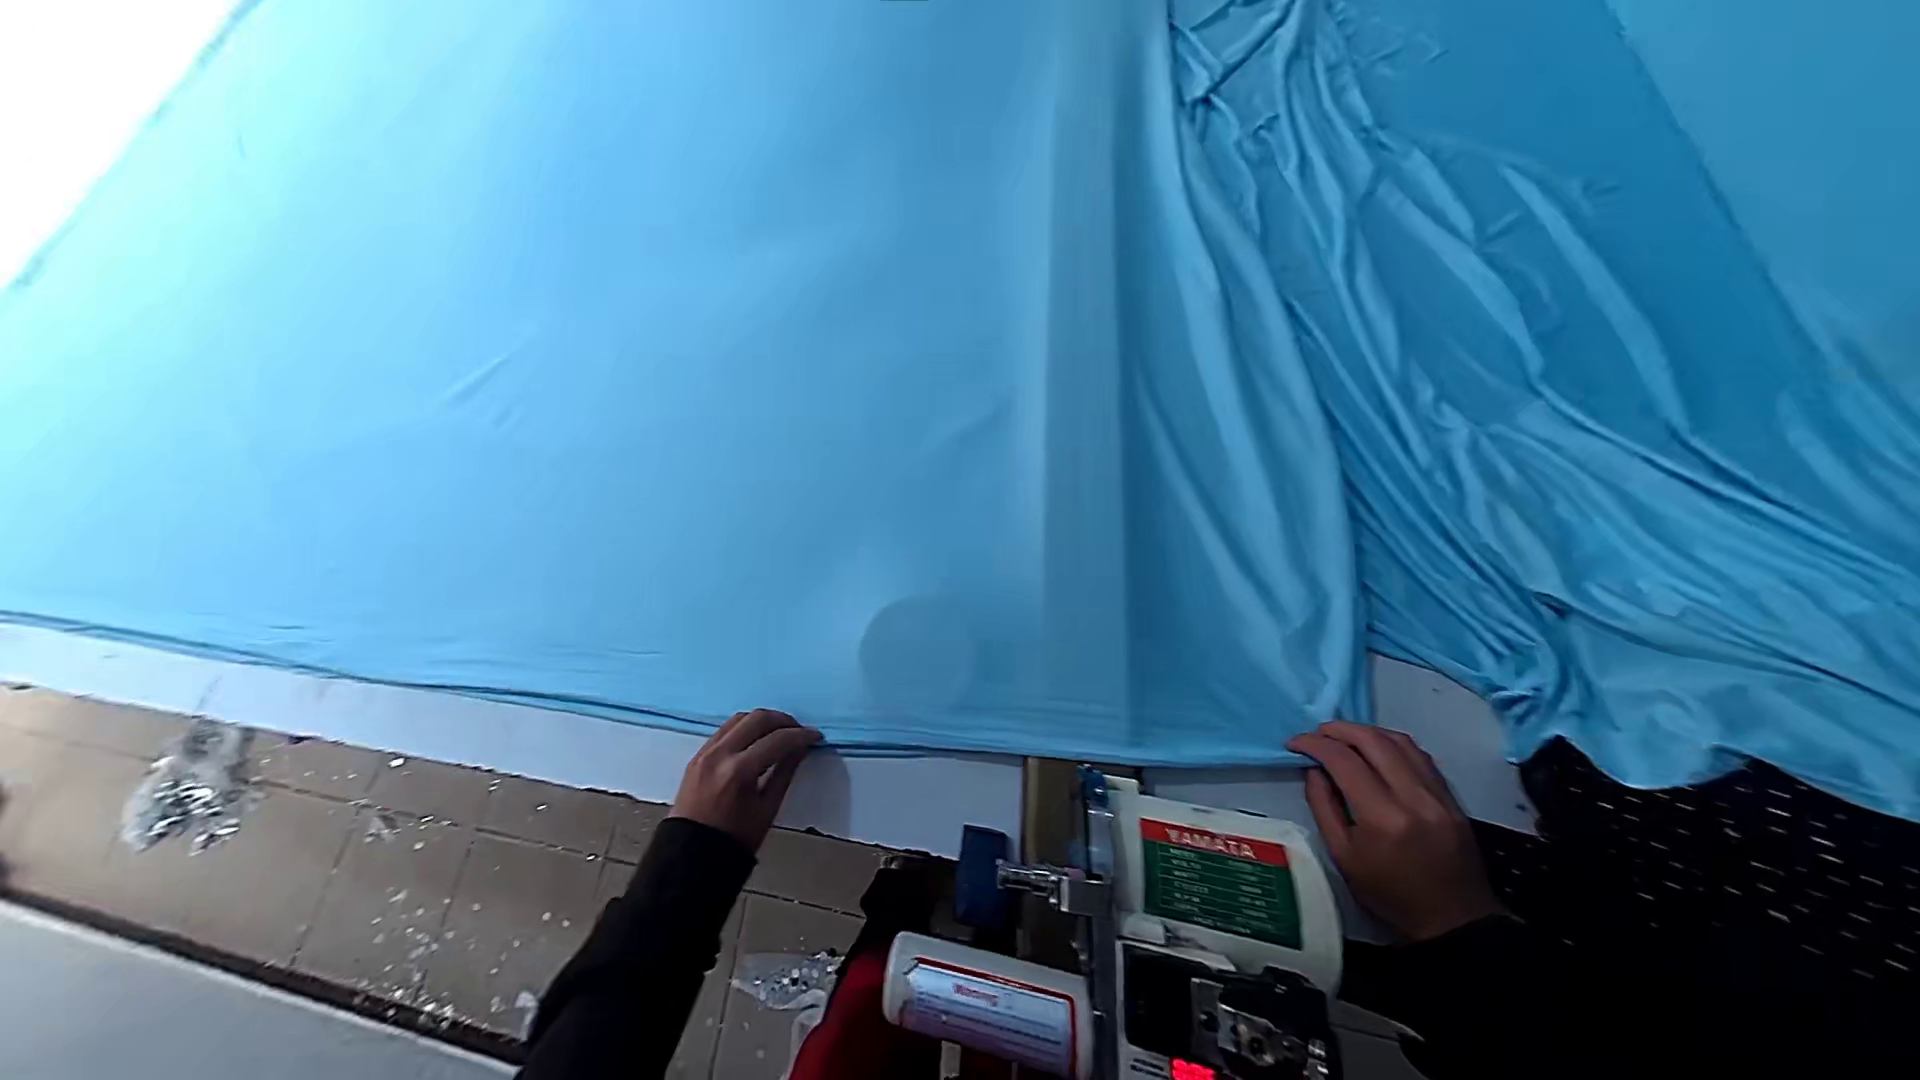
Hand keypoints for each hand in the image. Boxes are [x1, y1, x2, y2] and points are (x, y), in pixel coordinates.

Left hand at [671, 708, 822, 850]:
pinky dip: (744, 727)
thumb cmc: (734, 839)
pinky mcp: (697, 755)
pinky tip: (756, 738)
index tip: (815, 736)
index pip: (777, 740)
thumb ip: (785, 772)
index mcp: (739, 771)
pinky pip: (725, 729)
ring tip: (779, 732)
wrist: (689, 857)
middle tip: (798, 730)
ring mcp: (705, 753)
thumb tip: (800, 747)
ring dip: (763, 720)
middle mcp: (719, 755)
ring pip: (739, 718)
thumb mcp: (768, 808)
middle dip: (783, 720)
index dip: (801, 735)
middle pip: (757, 719)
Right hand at [1286, 720, 1503, 941]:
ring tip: (1343, 738)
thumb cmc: (1388, 893)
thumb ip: (1323, 805)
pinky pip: (1420, 755)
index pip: (1343, 760)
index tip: (1294, 743)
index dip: (1314, 744)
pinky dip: (1391, 744)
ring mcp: (1438, 795)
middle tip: (1316, 734)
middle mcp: (1414, 798)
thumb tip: (1314, 769)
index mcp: (1383, 817)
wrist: (1454, 921)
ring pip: (1400, 741)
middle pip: (1373, 740)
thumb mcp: (1342, 854)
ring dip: (1366, 732)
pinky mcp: (1452, 798)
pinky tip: (1375, 751)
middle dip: (1338, 729)